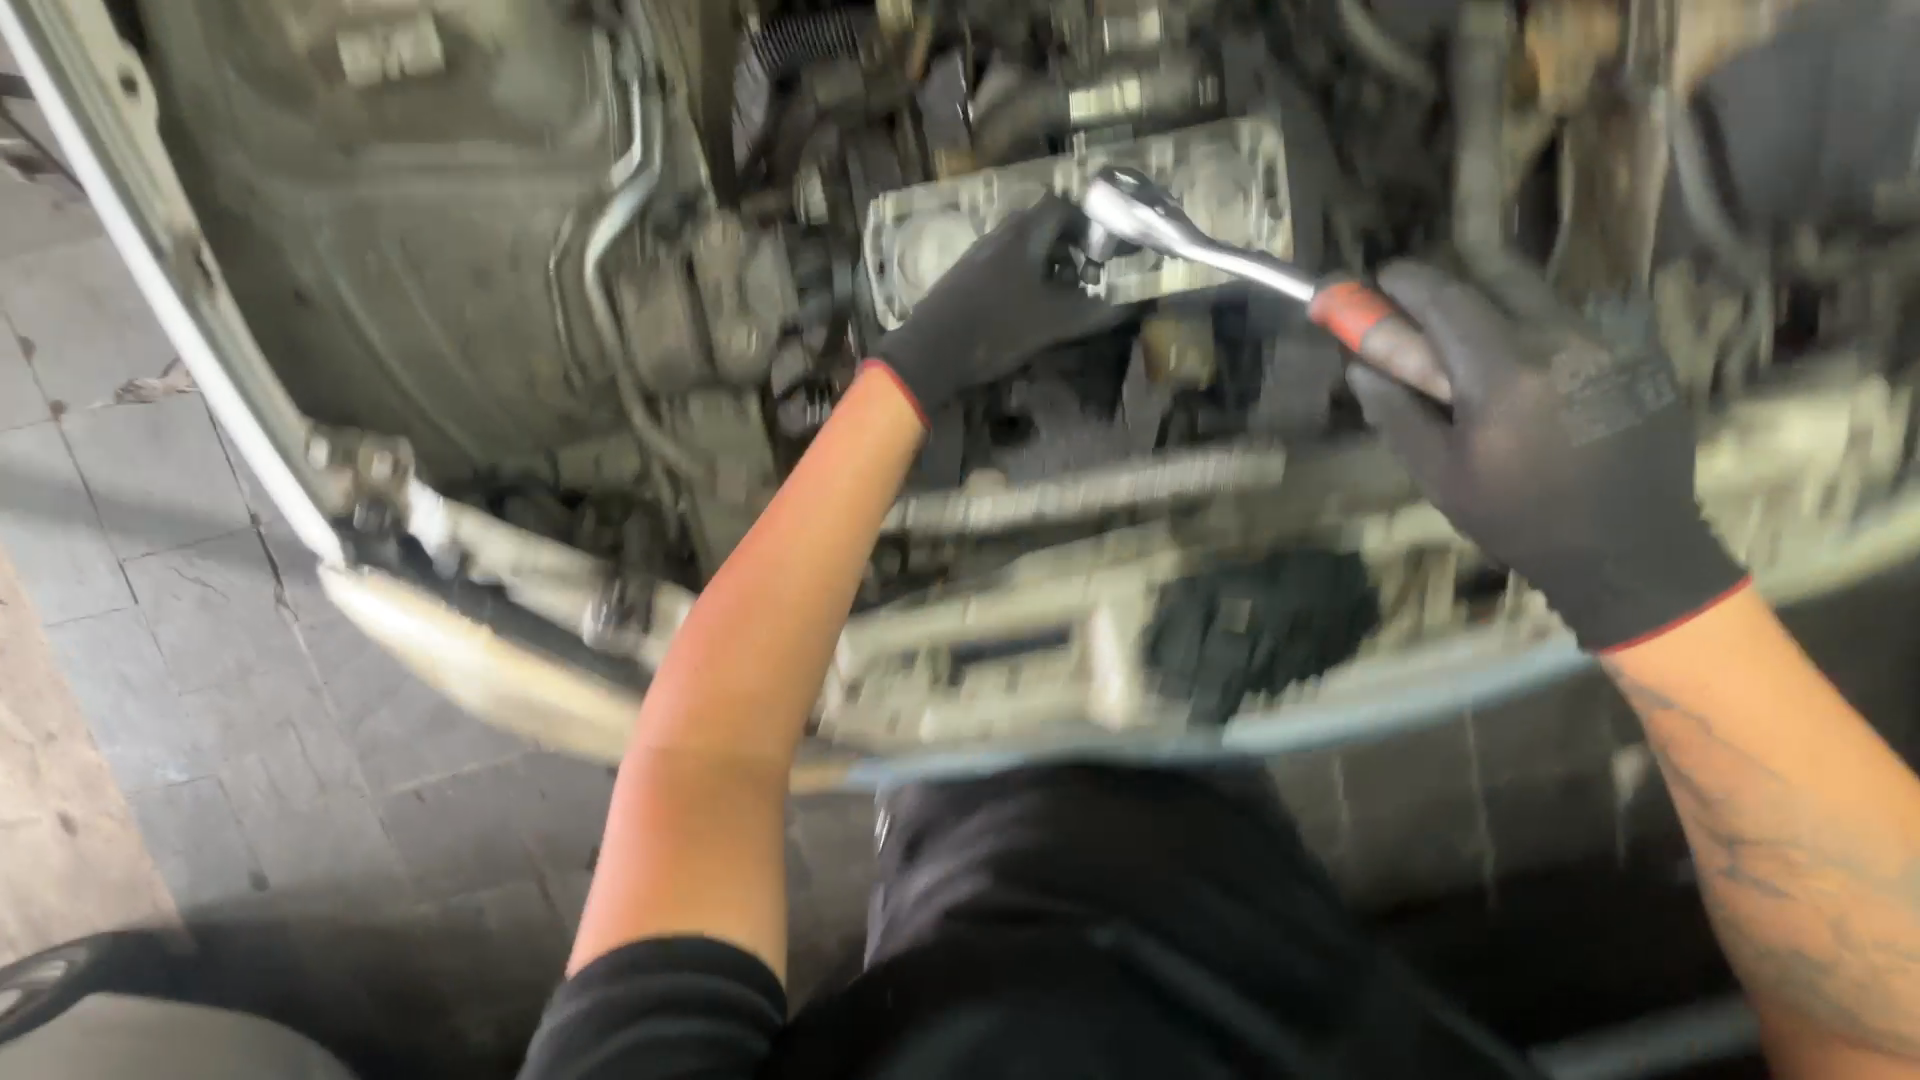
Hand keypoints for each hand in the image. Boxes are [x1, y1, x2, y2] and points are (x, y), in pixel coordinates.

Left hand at [873, 194, 1127, 418]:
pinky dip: (1020, 279)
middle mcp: (998, 236)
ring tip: (1057, 297)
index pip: (1060, 206)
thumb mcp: (1052, 323)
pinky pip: (1001, 266)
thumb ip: (1090, 312)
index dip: (1085, 223)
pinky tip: (1023, 311)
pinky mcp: (962, 278)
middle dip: (1066, 247)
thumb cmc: (997, 329)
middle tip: (1083, 276)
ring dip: (1043, 265)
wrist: (931, 350)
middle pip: (1039, 226)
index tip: (1100, 250)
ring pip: (1019, 248)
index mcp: (1023, 235)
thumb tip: (1127, 306)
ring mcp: (976, 256)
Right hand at [1346, 261, 1745, 649]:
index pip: (1448, 299)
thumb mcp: (1439, 475)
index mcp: (1504, 374)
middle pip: (1501, 278)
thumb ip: (1396, 414)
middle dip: (1454, 279)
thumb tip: (1358, 367)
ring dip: (1498, 303)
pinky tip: (1527, 373)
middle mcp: (1563, 342)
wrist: (1629, 548)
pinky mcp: (1642, 357)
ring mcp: (1612, 345)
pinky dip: (1537, 330)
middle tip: (1423, 301)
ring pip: (1542, 298)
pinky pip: (1577, 323)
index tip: (1382, 276)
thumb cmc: (1517, 517)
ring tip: (1473, 338)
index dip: (1410, 280)